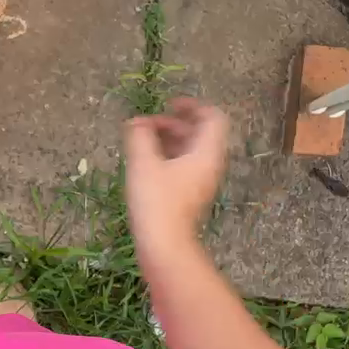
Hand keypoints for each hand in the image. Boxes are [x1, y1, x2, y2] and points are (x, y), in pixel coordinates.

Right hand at [123, 98, 229, 250]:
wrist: (164, 245)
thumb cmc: (157, 202)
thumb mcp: (144, 164)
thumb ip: (139, 136)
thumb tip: (136, 122)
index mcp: (206, 153)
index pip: (212, 118)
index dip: (192, 106)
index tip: (170, 104)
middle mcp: (209, 165)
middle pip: (199, 134)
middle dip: (173, 124)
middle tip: (147, 125)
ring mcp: (200, 182)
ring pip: (189, 151)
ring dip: (168, 141)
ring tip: (142, 142)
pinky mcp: (189, 196)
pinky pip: (182, 167)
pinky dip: (167, 158)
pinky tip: (145, 164)